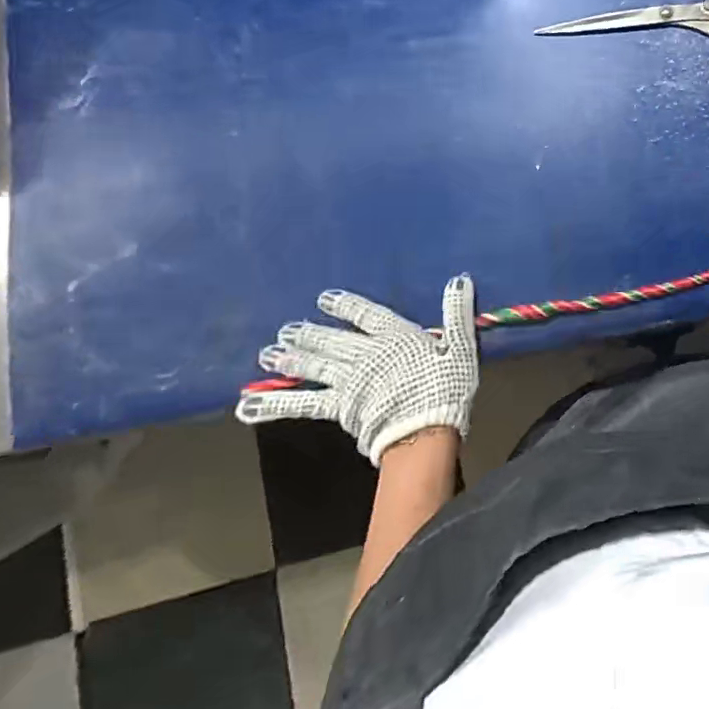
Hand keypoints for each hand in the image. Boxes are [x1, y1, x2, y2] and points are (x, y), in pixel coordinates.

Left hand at [235, 276, 479, 464]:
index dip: (346, 307)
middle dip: (311, 335)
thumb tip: (458, 280)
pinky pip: (304, 403)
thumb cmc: (446, 389)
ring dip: (291, 359)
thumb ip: (456, 314)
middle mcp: (367, 353)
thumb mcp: (460, 347)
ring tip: (268, 355)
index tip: (325, 299)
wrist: (425, 429)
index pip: (367, 315)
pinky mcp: (339, 406)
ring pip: (316, 366)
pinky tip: (249, 406)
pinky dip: (275, 404)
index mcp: (396, 337)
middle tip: (286, 329)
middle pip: (334, 341)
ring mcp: (349, 380)